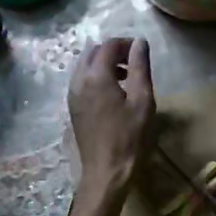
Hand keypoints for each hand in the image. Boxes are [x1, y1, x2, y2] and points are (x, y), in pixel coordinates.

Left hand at [68, 38, 154, 195]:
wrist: (106, 172)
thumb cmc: (130, 138)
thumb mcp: (143, 101)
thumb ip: (140, 68)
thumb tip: (140, 43)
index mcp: (96, 76)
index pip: (109, 46)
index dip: (126, 43)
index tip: (142, 51)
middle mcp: (78, 81)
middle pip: (93, 53)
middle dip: (113, 51)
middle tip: (135, 62)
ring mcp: (72, 96)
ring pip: (84, 67)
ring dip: (104, 64)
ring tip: (126, 77)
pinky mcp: (73, 109)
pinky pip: (81, 81)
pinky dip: (96, 77)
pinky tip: (112, 93)